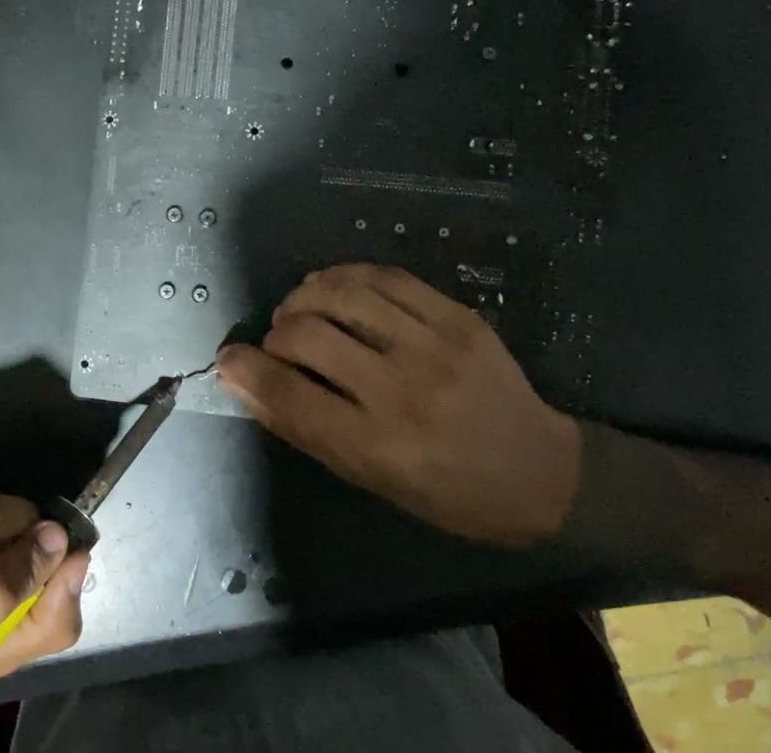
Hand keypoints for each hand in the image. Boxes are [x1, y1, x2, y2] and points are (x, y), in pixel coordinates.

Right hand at [217, 263, 582, 546]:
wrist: (541, 474)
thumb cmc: (445, 493)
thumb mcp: (368, 478)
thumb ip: (303, 426)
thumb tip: (241, 379)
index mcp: (376, 445)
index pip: (287, 393)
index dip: (244, 369)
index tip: (229, 359)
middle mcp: (402, 392)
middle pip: (306, 335)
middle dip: (275, 335)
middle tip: (279, 344)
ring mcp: (435, 347)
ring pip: (341, 295)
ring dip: (304, 298)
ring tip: (300, 310)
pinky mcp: (459, 317)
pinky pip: (385, 277)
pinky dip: (345, 277)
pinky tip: (334, 287)